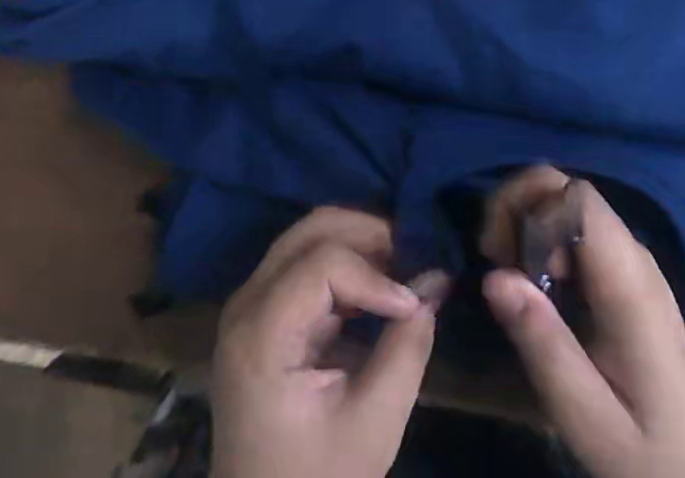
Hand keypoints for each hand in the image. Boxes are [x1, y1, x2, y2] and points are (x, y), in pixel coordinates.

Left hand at [211, 207, 446, 477]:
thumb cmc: (319, 475)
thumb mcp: (374, 419)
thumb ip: (407, 344)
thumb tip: (438, 279)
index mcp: (261, 333)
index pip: (324, 262)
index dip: (376, 275)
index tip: (414, 305)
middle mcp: (247, 302)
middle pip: (312, 230)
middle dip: (370, 234)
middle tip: (415, 257)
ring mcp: (252, 303)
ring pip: (310, 237)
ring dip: (361, 243)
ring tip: (404, 268)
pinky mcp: (266, 311)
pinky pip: (308, 261)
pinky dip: (349, 262)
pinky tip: (381, 284)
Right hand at [481, 167, 684, 477]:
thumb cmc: (643, 448)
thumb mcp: (586, 415)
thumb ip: (543, 345)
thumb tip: (495, 276)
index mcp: (630, 283)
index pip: (578, 197)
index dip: (529, 205)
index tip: (499, 254)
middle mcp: (633, 255)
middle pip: (568, 190)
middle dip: (518, 209)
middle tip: (495, 261)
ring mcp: (631, 259)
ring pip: (567, 204)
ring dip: (526, 224)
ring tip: (508, 276)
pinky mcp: (622, 270)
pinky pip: (574, 228)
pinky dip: (541, 239)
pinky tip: (532, 284)